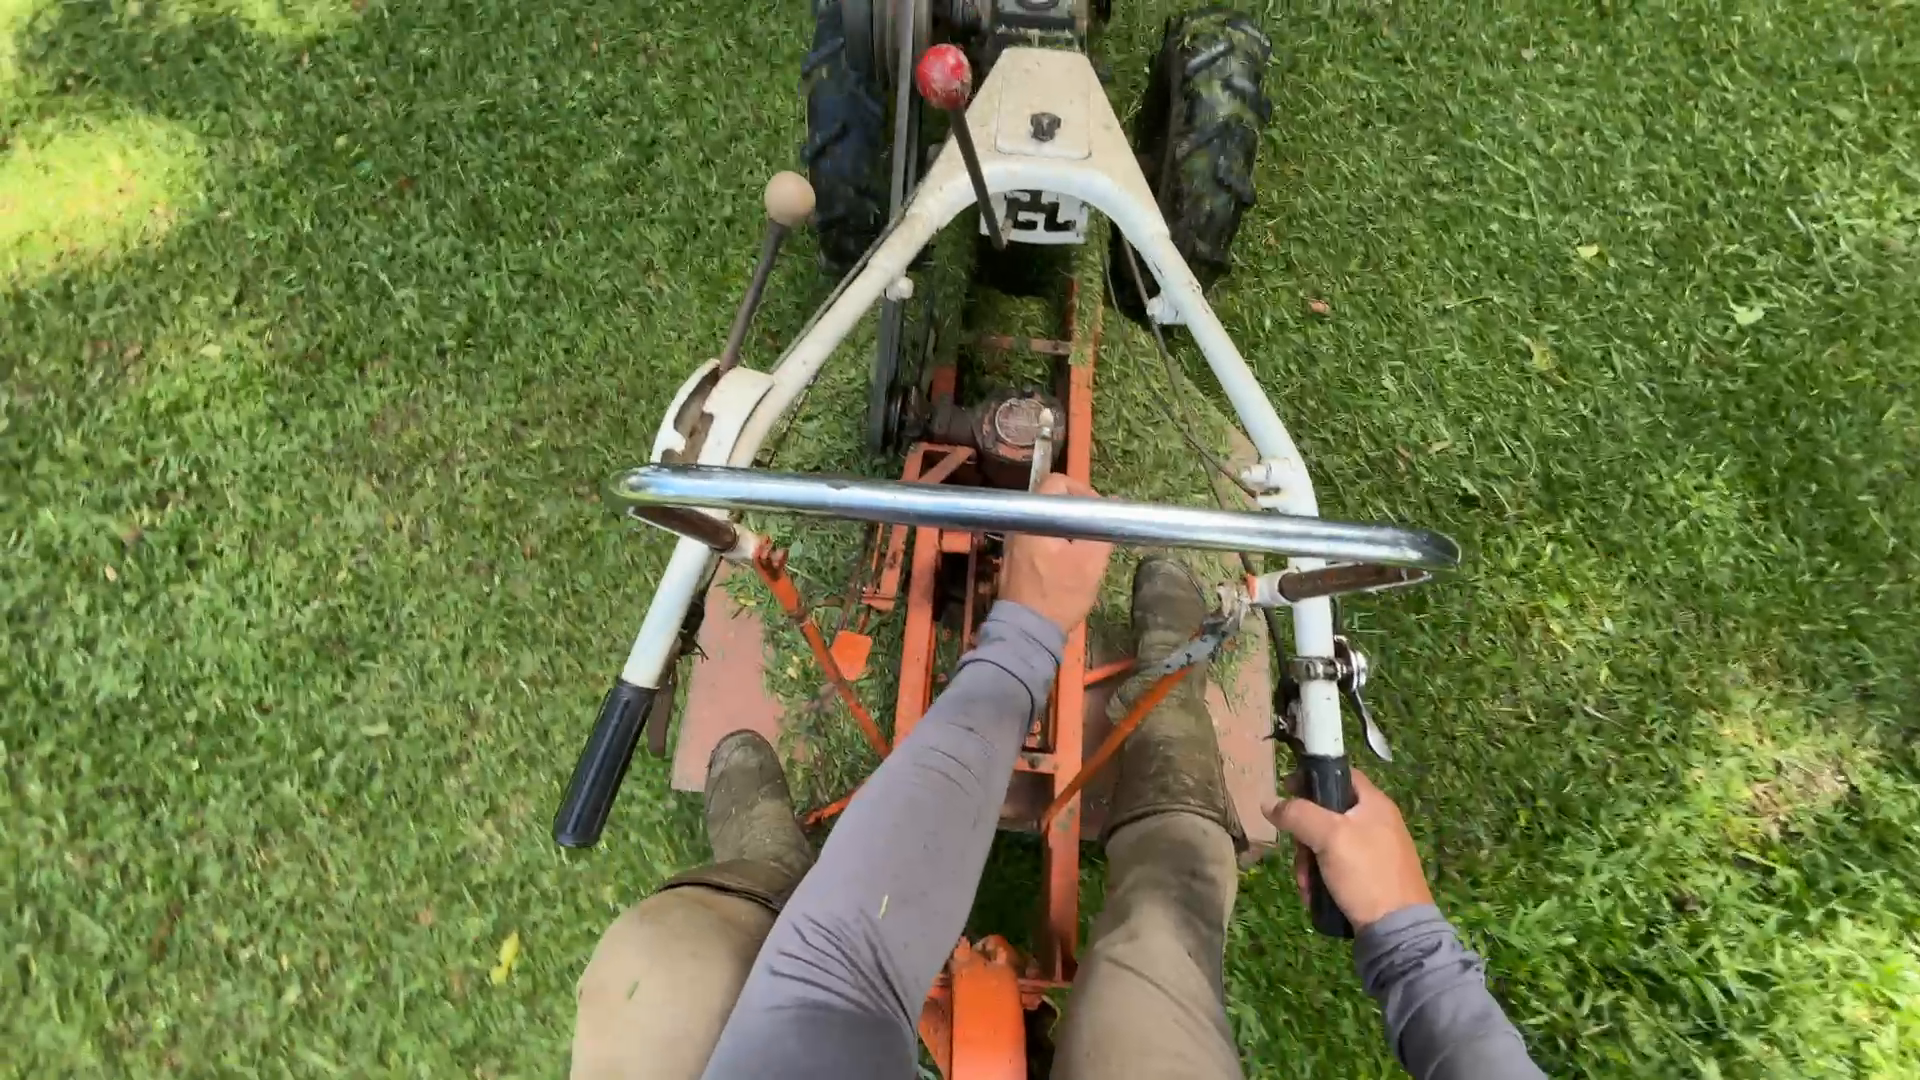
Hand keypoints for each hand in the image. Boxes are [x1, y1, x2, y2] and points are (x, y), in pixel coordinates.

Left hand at [1000, 475, 1113, 633]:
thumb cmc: (1060, 594)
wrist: (1027, 632)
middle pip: (1050, 502)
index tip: (1097, 513)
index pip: (1056, 482)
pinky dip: (1054, 544)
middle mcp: (1017, 526)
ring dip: (1067, 531)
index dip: (1082, 490)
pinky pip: (1037, 540)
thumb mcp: (1090, 563)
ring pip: (1045, 522)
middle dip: (1077, 513)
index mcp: (1033, 519)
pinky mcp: (1013, 562)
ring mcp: (1012, 544)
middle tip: (1094, 532)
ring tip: (1083, 551)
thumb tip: (1114, 503)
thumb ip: (1102, 530)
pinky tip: (1067, 565)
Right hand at [1265, 768, 1432, 929]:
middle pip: (1327, 811)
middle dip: (1304, 831)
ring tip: (1306, 880)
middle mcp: (1377, 823)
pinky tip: (1315, 892)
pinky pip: (1336, 864)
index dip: (1312, 776)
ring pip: (1326, 841)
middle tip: (1297, 848)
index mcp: (1375, 804)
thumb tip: (1269, 804)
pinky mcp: (1370, 877)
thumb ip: (1296, 813)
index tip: (1287, 790)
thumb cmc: (1365, 873)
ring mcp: (1374, 851)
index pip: (1340, 774)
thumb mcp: (1328, 836)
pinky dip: (1321, 874)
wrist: (1398, 933)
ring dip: (1308, 858)